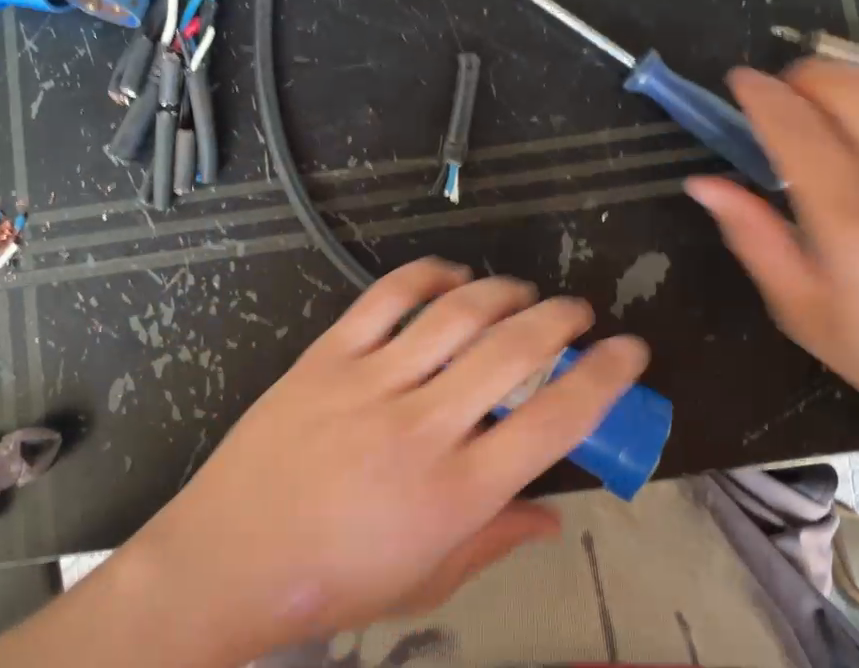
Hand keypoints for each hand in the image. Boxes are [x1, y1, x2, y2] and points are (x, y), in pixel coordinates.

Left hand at [110, 259, 648, 662]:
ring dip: (503, 292)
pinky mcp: (326, 355)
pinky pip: (386, 298)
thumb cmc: (333, 583)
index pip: (555, 420)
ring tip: (524, 292)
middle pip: (513, 349)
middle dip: (561, 319)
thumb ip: (497, 540)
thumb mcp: (427, 579)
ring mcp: (370, 381)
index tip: (630, 351)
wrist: (227, 559)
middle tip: (578, 312)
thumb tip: (553, 513)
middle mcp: (423, 425)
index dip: (605, 377)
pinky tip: (453, 276)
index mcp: (458, 491)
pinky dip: (428, 276)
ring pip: (456, 313)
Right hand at [687, 60, 858, 464]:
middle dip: (808, 76)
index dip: (760, 94)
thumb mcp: (811, 318)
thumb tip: (704, 184)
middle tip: (792, 93)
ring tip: (855, 107)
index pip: (795, 128)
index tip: (742, 82)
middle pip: (853, 88)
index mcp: (857, 231)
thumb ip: (756, 241)